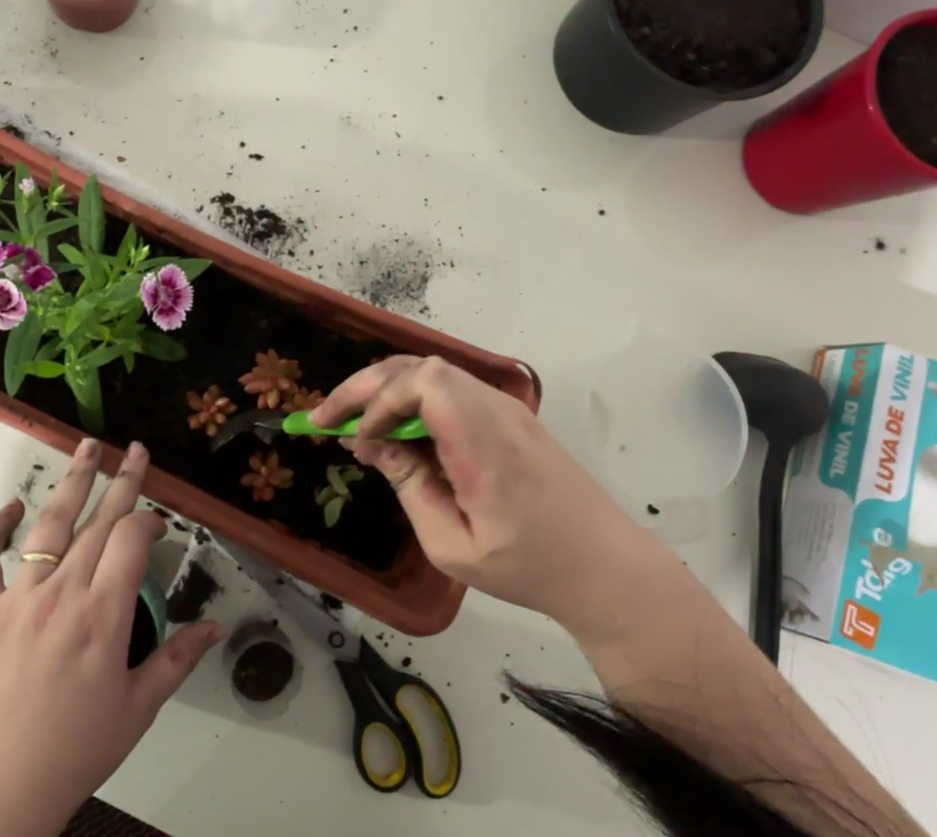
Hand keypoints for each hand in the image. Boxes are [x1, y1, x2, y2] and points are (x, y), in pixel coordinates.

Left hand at [0, 440, 223, 836]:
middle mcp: (61, 595)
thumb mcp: (137, 710)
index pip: (131, 541)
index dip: (149, 521)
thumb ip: (176, 659)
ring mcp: (17, 600)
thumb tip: (215, 626)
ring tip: (87, 446)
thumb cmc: (74, 753)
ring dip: (71, 483)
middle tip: (136, 449)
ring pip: (48, 528)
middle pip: (96, 523)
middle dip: (121, 481)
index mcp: (102, 617)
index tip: (160, 520)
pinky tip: (11, 506)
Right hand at [311, 356, 666, 640]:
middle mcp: (497, 412)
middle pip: (421, 366)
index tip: (359, 439)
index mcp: (486, 444)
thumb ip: (410, 486)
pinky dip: (413, 401)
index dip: (380, 400)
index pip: (424, 381)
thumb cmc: (529, 568)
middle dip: (367, 386)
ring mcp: (508, 410)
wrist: (608, 569)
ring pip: (434, 372)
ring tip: (354, 423)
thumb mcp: (453, 544)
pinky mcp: (511, 419)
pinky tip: (396, 431)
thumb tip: (372, 444)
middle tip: (328, 416)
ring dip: (387, 391)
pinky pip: (452, 391)